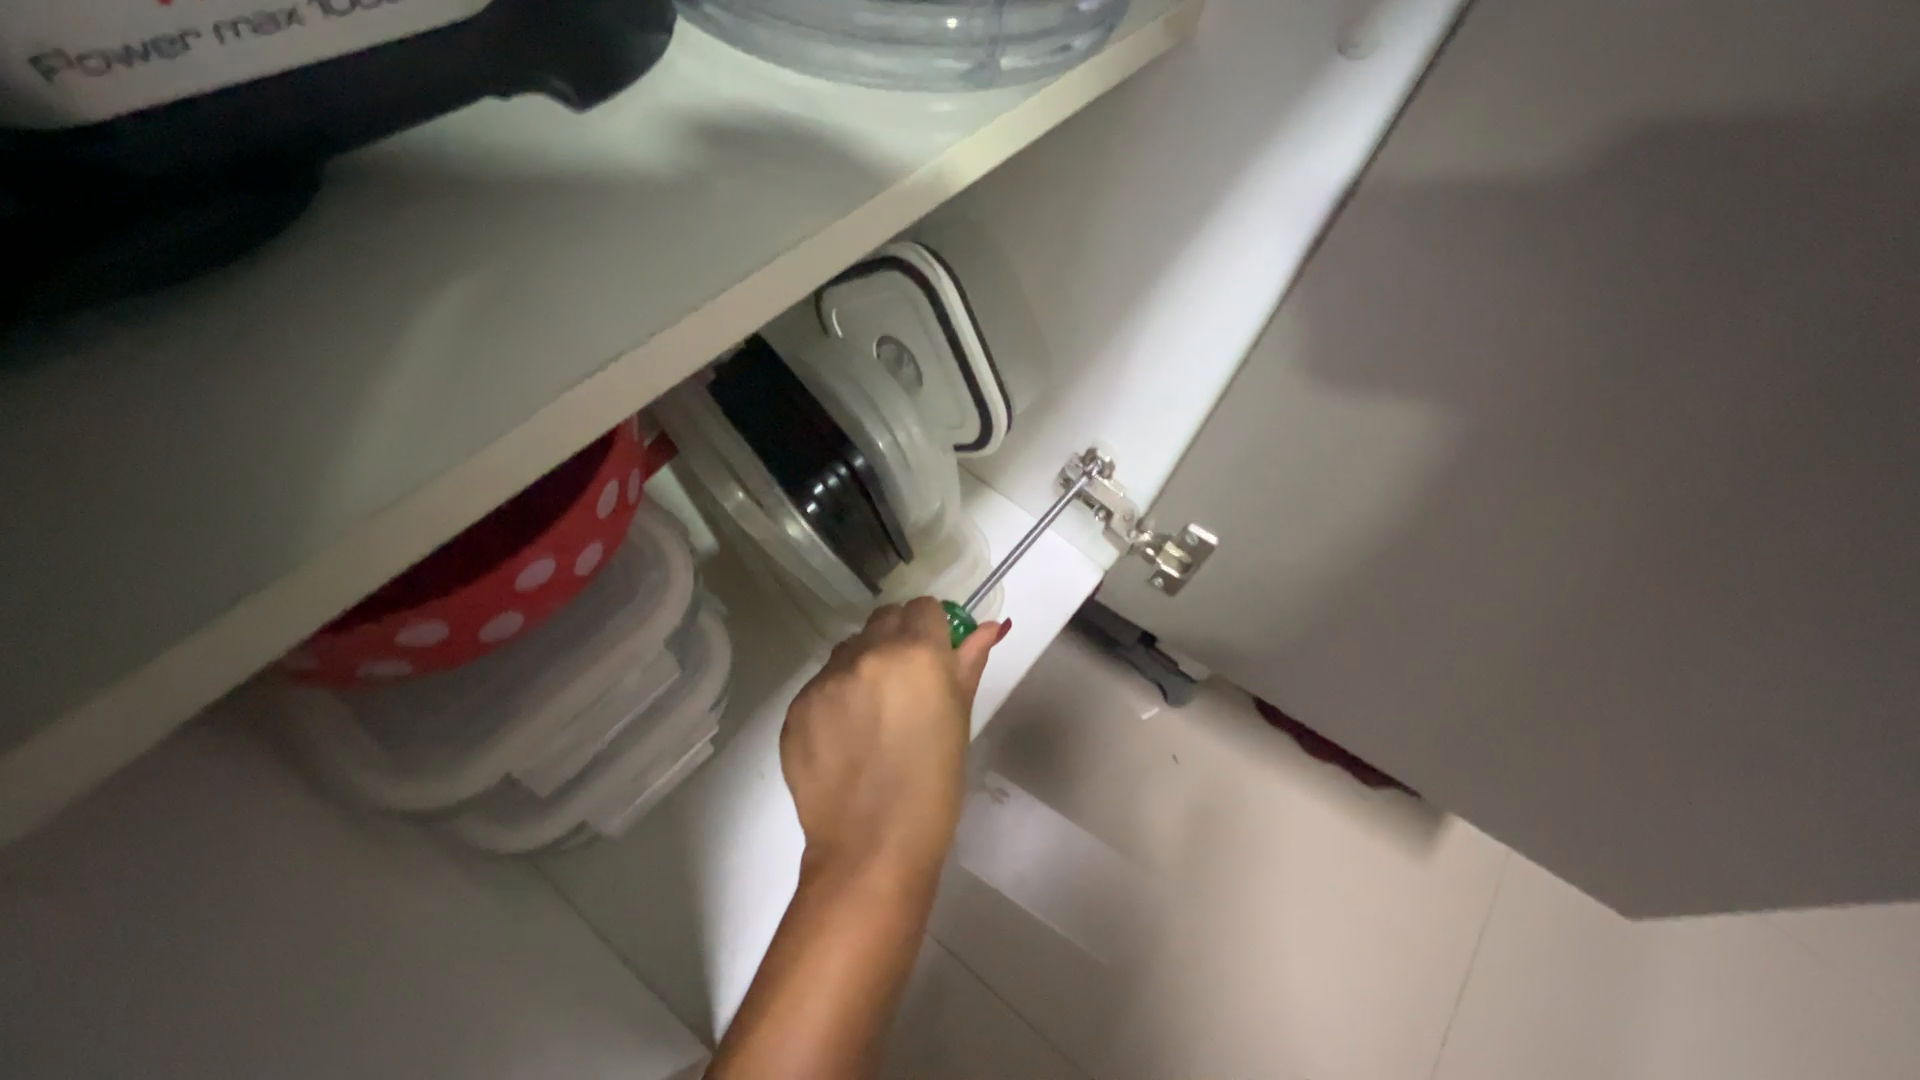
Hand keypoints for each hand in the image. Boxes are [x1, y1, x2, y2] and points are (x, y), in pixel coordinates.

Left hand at [781, 597, 1008, 888]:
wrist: (872, 846)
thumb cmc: (934, 786)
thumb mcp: (959, 719)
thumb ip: (968, 664)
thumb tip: (988, 628)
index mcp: (916, 653)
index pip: (924, 608)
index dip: (933, 629)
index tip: (936, 657)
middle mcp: (867, 654)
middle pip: (884, 620)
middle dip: (898, 639)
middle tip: (907, 685)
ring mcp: (825, 680)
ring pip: (849, 649)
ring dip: (864, 665)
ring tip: (874, 715)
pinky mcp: (796, 707)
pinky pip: (821, 685)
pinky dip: (836, 699)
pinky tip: (846, 739)